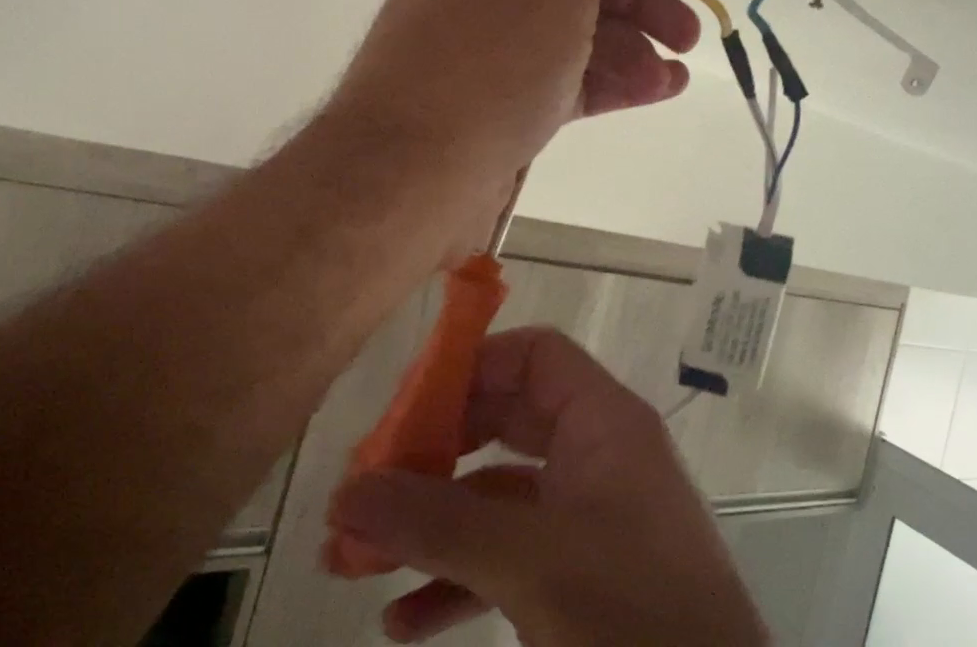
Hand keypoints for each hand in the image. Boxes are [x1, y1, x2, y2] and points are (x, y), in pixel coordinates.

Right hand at [328, 329, 767, 646]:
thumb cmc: (631, 608)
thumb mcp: (529, 561)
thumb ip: (437, 524)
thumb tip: (346, 492)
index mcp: (604, 423)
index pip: (534, 356)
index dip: (470, 367)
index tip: (400, 409)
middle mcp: (597, 457)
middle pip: (503, 426)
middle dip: (428, 460)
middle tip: (363, 490)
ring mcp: (590, 517)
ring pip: (495, 500)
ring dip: (427, 529)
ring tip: (351, 561)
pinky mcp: (582, 573)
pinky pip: (508, 558)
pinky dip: (457, 581)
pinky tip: (404, 622)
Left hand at [330, 0, 700, 185]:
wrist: (411, 174)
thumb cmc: (488, 65)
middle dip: (637, 0)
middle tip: (687, 34)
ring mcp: (488, 47)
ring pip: (571, 31)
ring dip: (629, 47)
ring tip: (673, 76)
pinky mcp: (498, 100)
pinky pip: (561, 76)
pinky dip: (606, 80)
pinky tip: (655, 91)